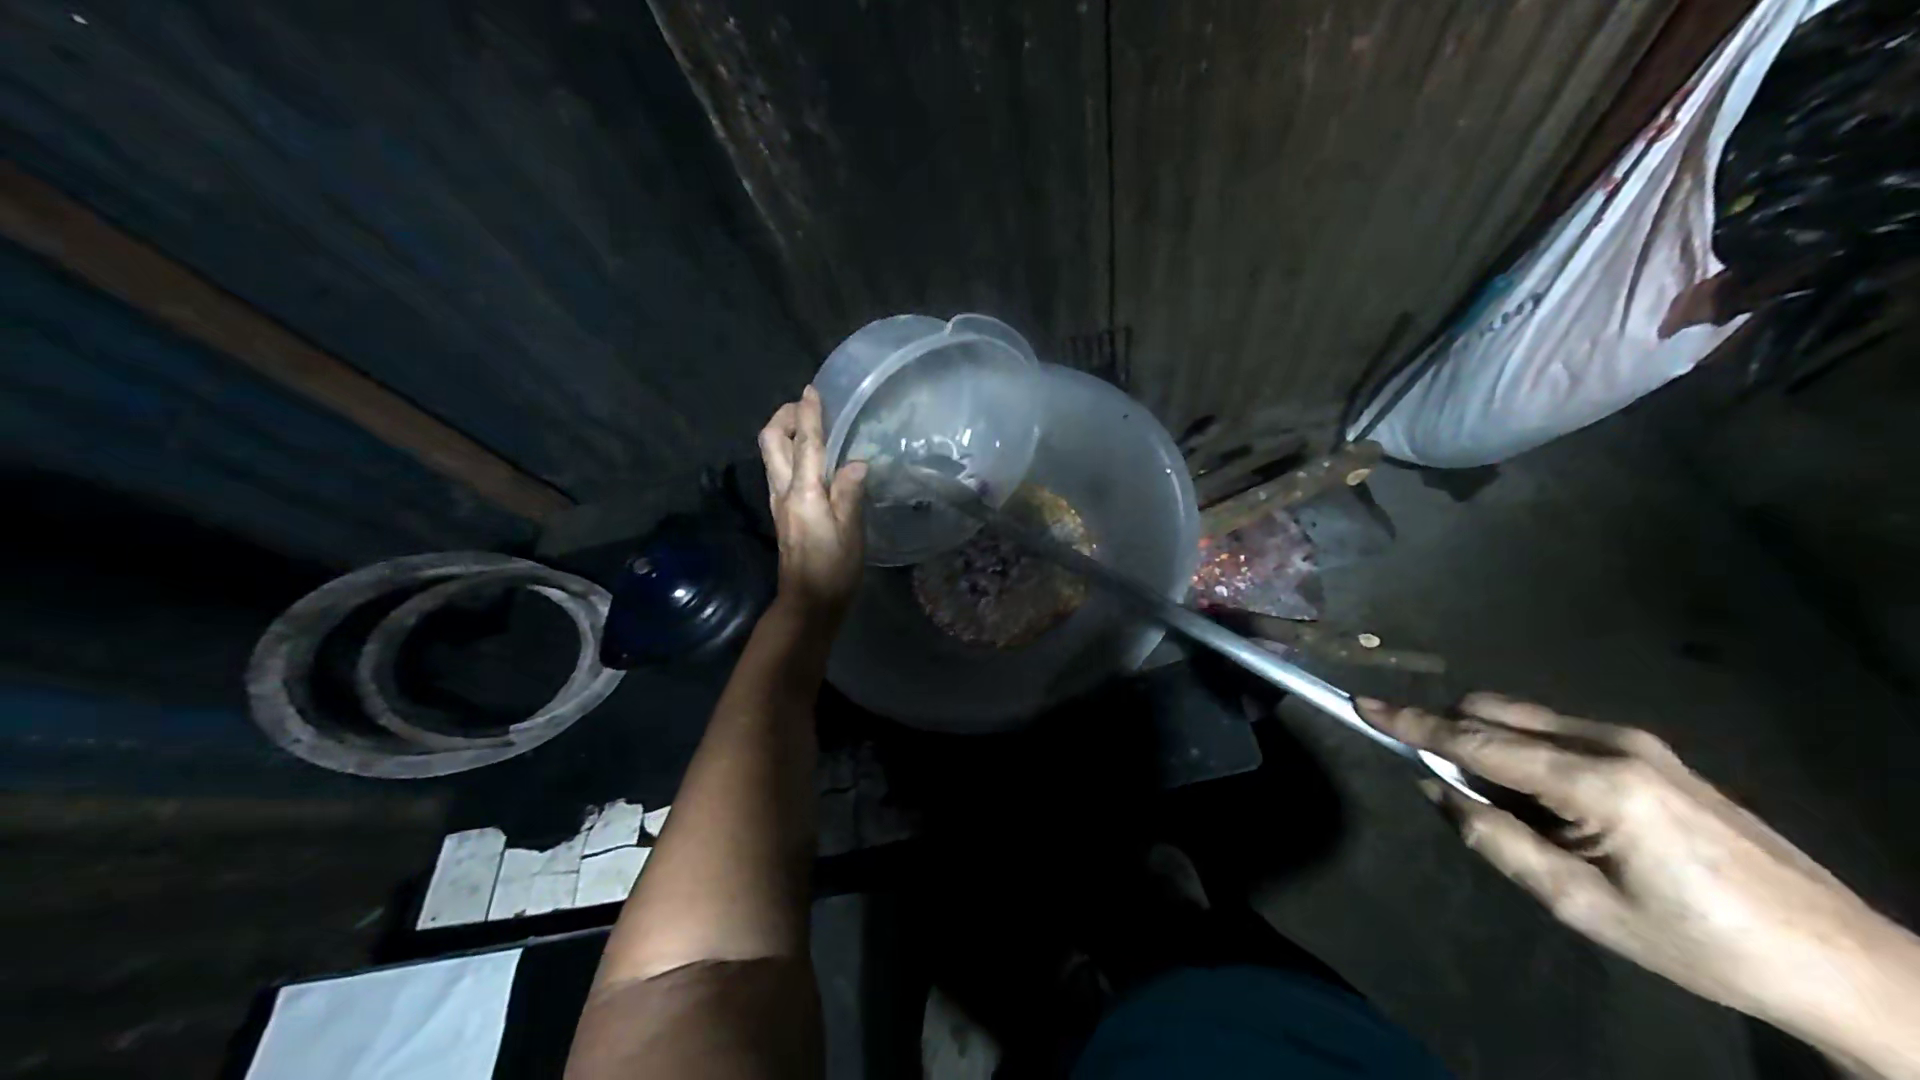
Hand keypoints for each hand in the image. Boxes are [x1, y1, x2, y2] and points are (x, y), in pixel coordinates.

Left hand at [758, 387, 866, 619]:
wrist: (808, 603)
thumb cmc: (834, 570)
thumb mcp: (851, 533)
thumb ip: (849, 493)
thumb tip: (854, 462)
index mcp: (804, 494)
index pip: (805, 444)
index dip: (808, 415)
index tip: (812, 390)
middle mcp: (783, 492)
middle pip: (771, 442)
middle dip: (783, 417)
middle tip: (806, 406)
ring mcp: (778, 502)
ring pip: (770, 455)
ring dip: (783, 432)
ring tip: (808, 424)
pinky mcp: (782, 512)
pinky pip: (778, 470)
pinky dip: (788, 451)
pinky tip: (810, 457)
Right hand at [1360, 693, 1919, 1073]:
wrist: (1838, 959)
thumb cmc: (1696, 941)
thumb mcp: (1578, 904)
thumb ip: (1493, 837)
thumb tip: (1437, 788)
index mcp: (1594, 782)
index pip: (1474, 741)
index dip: (1410, 723)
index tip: (1361, 705)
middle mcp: (1611, 743)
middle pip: (1493, 713)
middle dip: (1449, 733)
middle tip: (1446, 789)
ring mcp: (1636, 742)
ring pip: (1523, 719)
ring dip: (1488, 746)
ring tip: (1508, 811)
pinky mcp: (1651, 752)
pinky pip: (1555, 732)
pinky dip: (1523, 752)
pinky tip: (1548, 804)